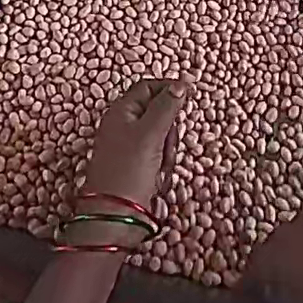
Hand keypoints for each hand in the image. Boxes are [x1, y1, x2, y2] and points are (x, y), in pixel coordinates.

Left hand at [80, 78, 187, 209]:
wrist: (113, 218)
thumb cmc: (127, 172)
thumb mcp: (150, 135)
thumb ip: (166, 107)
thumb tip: (180, 83)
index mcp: (121, 111)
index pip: (147, 87)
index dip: (168, 88)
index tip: (189, 92)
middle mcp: (123, 126)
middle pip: (158, 114)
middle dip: (169, 131)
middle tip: (165, 146)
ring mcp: (129, 148)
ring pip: (162, 139)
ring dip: (166, 153)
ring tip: (158, 168)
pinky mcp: (136, 167)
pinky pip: (158, 159)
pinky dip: (161, 168)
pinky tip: (156, 180)